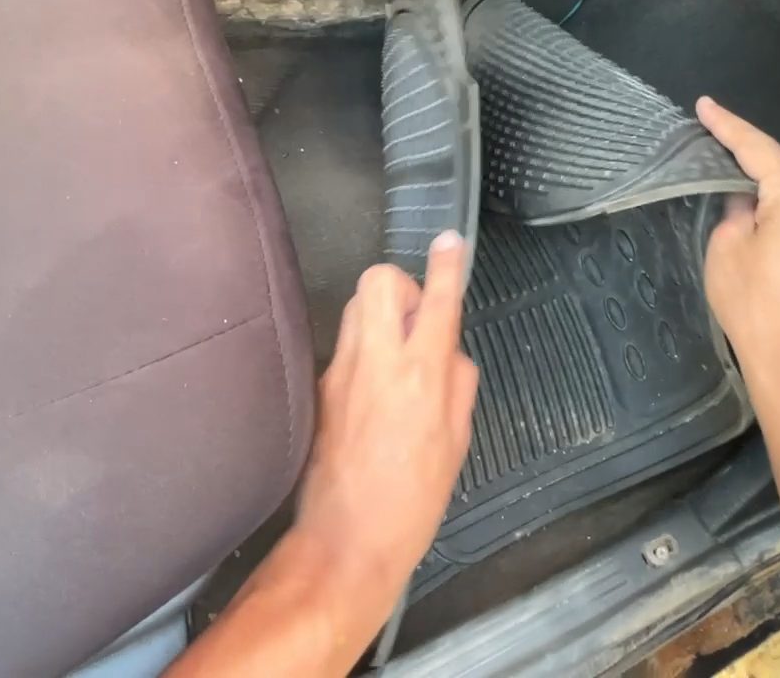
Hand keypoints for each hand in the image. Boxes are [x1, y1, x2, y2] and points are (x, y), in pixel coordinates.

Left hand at [290, 231, 478, 614]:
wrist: (347, 539)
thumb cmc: (410, 500)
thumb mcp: (457, 442)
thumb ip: (458, 383)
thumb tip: (450, 351)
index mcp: (421, 376)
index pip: (436, 301)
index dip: (447, 264)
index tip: (450, 241)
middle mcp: (377, 362)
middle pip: (379, 280)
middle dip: (403, 283)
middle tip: (416, 316)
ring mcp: (342, 371)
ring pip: (357, 304)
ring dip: (381, 312)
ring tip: (396, 347)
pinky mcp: (321, 385)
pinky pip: (346, 342)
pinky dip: (364, 346)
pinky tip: (375, 384)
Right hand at [697, 97, 779, 397]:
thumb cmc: (757, 306)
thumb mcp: (727, 248)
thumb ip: (736, 210)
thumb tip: (748, 203)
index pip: (758, 149)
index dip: (728, 126)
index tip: (704, 105)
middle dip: (746, 161)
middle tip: (709, 146)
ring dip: (764, 192)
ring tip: (727, 188)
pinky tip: (757, 219)